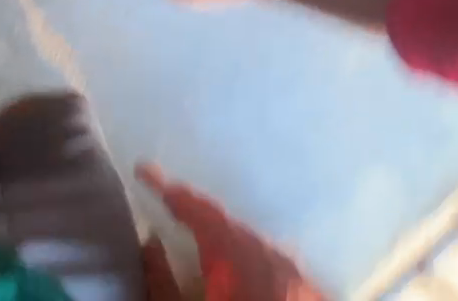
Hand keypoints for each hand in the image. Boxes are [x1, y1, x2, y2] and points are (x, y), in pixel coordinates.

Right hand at [136, 164, 322, 300]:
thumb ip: (161, 282)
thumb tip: (150, 242)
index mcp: (233, 256)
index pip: (194, 207)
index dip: (165, 185)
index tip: (142, 170)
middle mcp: (269, 257)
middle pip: (226, 223)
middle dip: (196, 211)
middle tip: (168, 203)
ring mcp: (297, 278)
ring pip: (253, 243)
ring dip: (225, 236)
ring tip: (200, 234)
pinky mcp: (314, 295)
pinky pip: (275, 265)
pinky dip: (251, 259)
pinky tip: (240, 275)